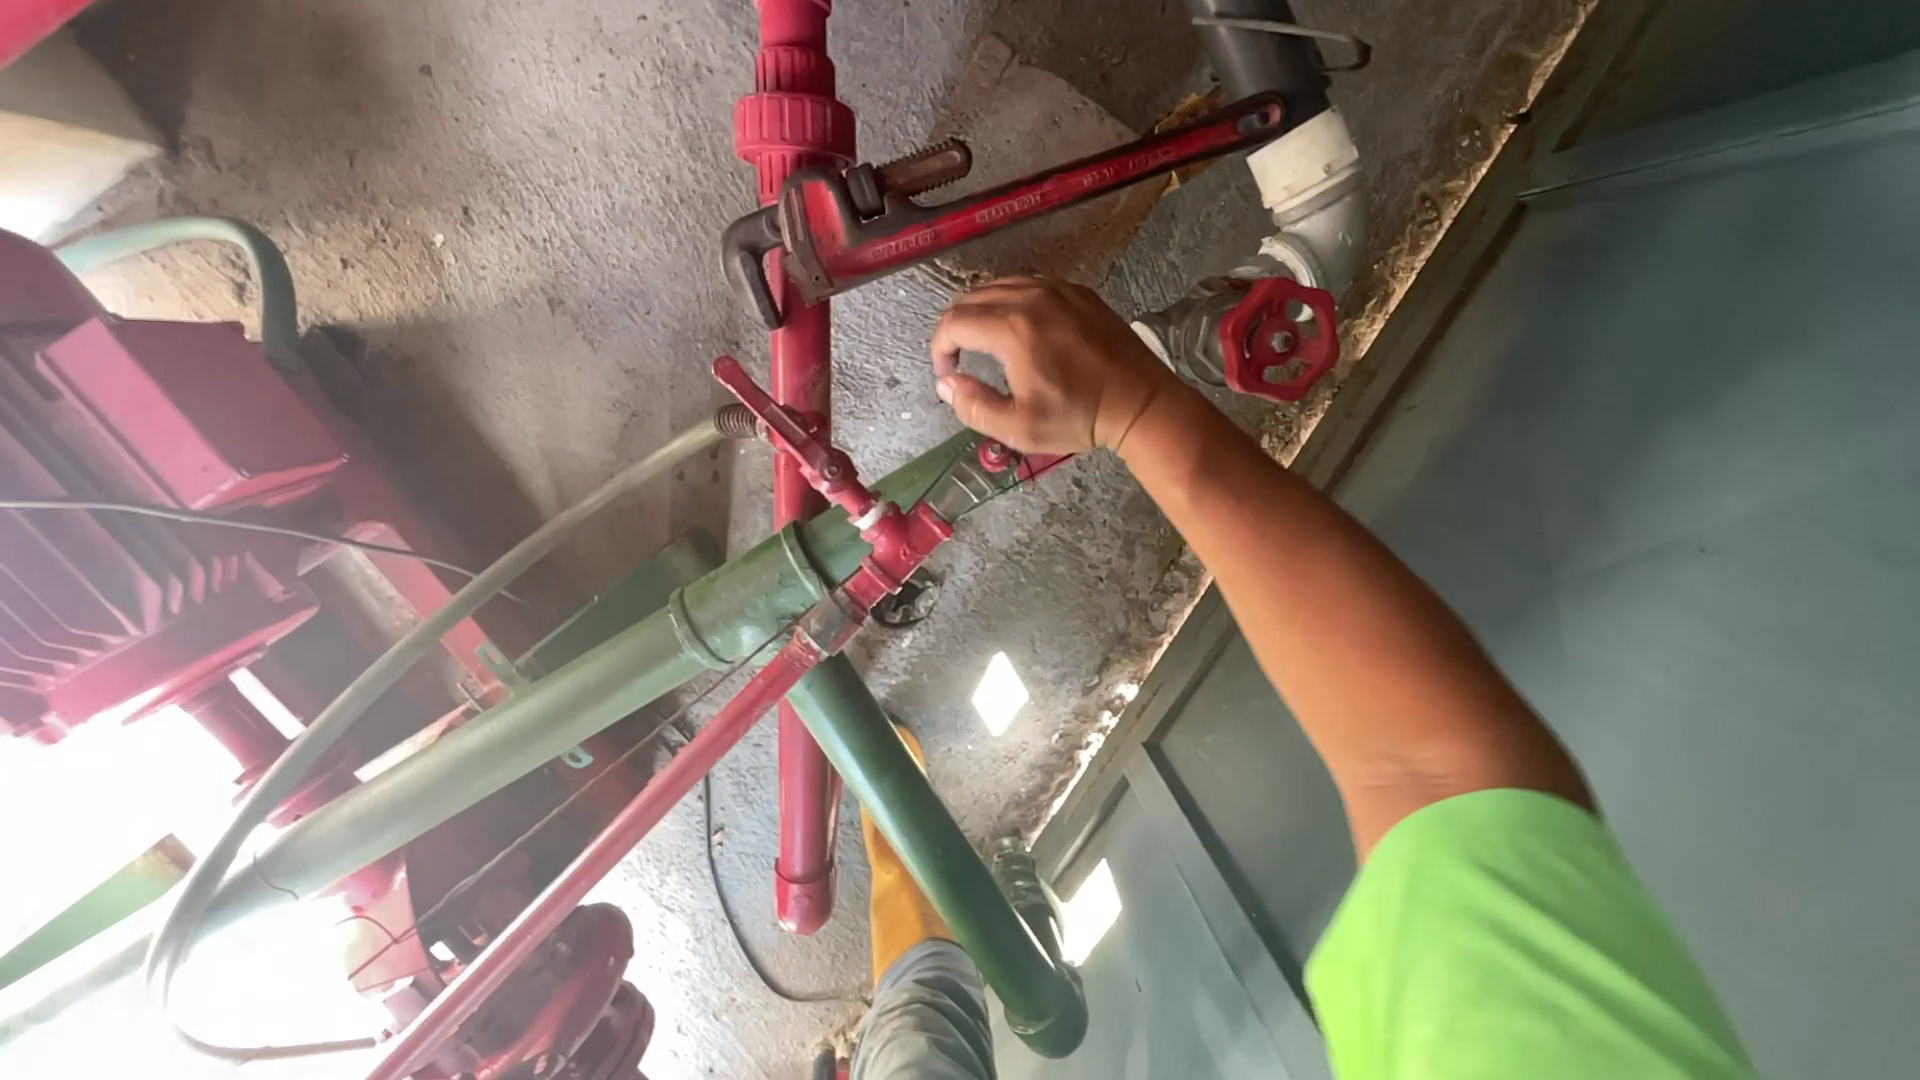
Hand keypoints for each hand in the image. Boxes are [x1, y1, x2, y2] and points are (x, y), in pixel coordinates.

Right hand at [930, 277, 1182, 454]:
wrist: (1140, 403)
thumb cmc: (1079, 419)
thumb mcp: (1019, 427)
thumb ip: (973, 406)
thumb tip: (946, 383)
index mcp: (1013, 328)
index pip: (954, 323)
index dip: (939, 349)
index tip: (947, 374)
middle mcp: (1032, 297)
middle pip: (972, 298)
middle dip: (955, 328)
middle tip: (958, 360)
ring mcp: (1058, 289)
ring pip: (999, 286)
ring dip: (980, 312)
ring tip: (982, 344)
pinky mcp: (1078, 292)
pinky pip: (1030, 286)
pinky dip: (1011, 302)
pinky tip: (1017, 330)